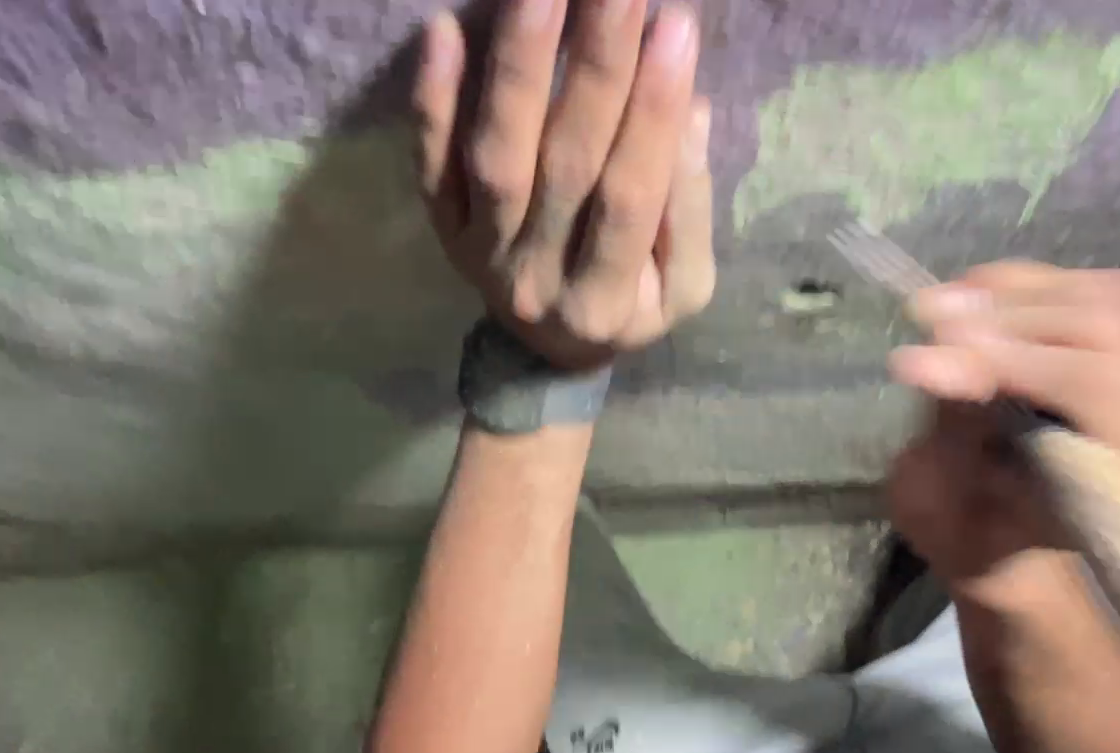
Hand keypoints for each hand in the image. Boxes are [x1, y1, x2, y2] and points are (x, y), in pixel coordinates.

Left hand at [413, 0, 715, 368]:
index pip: (630, 201)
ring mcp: (481, 253)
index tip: (676, 28)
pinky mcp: (444, 229)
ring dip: (518, 66)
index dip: (652, 118)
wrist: (548, 353)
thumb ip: (688, 214)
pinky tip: (445, 30)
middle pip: (565, 165)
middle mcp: (536, 280)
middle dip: (596, 66)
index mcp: (604, 303)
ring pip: (497, 156)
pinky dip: (431, 102)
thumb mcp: (681, 290)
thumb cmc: (627, 310)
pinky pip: (431, 167)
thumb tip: (687, 114)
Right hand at [886, 261, 1119, 601]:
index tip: (922, 360)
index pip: (1091, 383)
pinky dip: (1030, 286)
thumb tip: (933, 359)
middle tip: (930, 318)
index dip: (1006, 359)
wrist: (1019, 552)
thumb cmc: (980, 545)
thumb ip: (952, 436)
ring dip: (1017, 295)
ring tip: (943, 307)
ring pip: (1106, 299)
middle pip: (1106, 326)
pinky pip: (1095, 293)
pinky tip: (973, 296)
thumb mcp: (948, 511)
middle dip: (1010, 317)